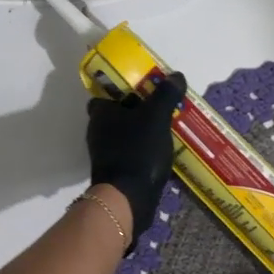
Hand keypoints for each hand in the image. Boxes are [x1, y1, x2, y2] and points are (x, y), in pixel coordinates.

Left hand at [85, 73, 187, 244]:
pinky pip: (131, 153)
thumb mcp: (156, 117)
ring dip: (143, 131)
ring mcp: (105, 153)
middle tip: (162, 108)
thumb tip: (176, 75)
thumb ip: (165, 95)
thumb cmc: (137, 150)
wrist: (127, 198)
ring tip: (168, 129)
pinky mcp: (115, 171)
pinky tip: (163, 152)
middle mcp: (97, 131)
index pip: (106, 94)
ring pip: (125, 134)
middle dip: (139, 110)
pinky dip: (144, 150)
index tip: (146, 89)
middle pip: (118, 114)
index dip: (123, 90)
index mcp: (100, 113)